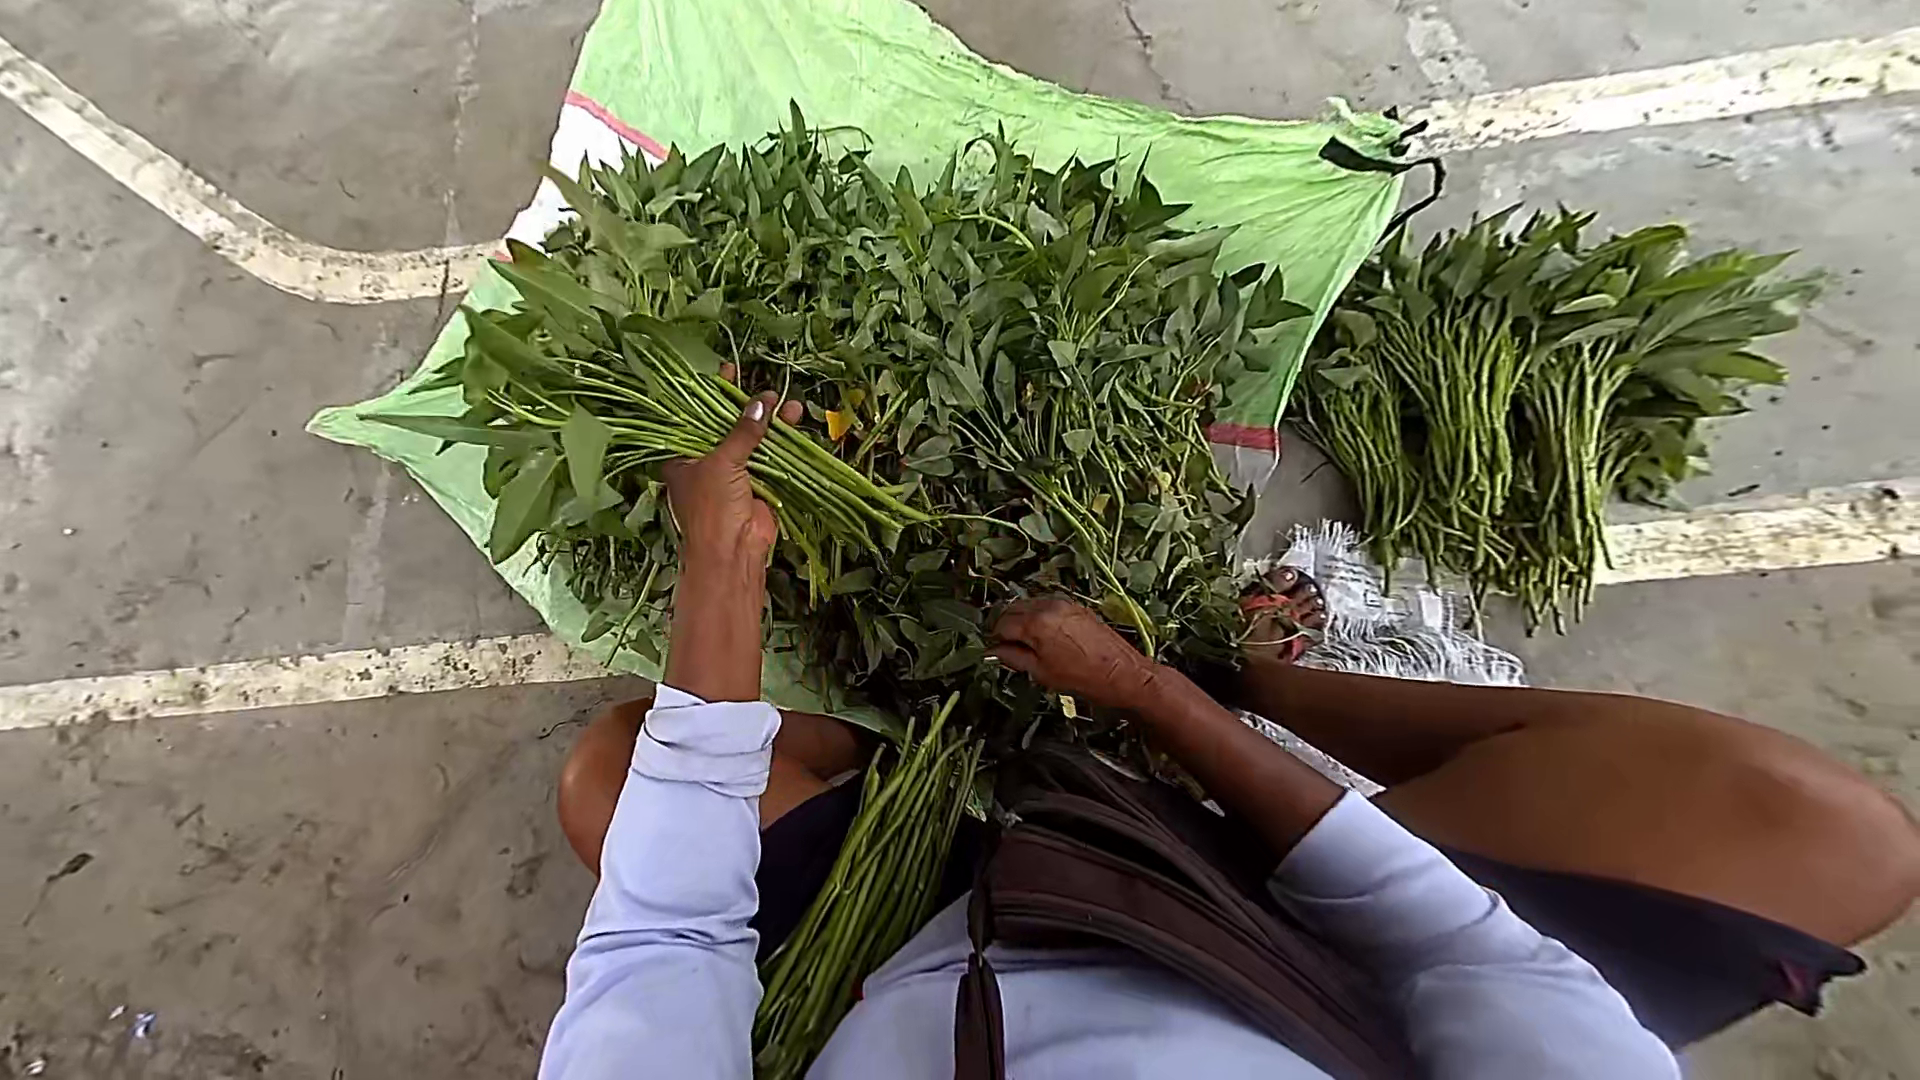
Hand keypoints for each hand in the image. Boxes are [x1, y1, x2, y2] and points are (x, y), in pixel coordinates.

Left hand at [659, 381, 801, 702]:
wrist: (732, 551)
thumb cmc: (712, 506)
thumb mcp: (721, 462)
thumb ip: (741, 431)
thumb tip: (761, 402)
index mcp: (683, 455)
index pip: (695, 415)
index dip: (710, 393)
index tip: (725, 369)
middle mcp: (707, 461)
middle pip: (728, 426)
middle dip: (747, 407)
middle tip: (764, 386)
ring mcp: (735, 473)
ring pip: (753, 441)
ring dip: (770, 423)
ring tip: (788, 404)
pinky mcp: (758, 484)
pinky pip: (771, 457)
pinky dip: (783, 442)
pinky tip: (794, 423)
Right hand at [988, 596, 1161, 710]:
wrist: (1124, 675)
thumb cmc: (1084, 678)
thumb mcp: (1041, 672)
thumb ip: (1013, 657)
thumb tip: (994, 651)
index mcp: (1036, 623)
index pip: (1002, 624)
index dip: (994, 638)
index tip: (994, 649)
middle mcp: (1048, 606)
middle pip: (1013, 609)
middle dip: (1005, 626)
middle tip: (1005, 646)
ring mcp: (1063, 604)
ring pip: (1029, 605)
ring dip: (1021, 620)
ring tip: (1025, 643)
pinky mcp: (1076, 606)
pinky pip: (1047, 607)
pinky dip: (1038, 617)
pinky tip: (1043, 636)